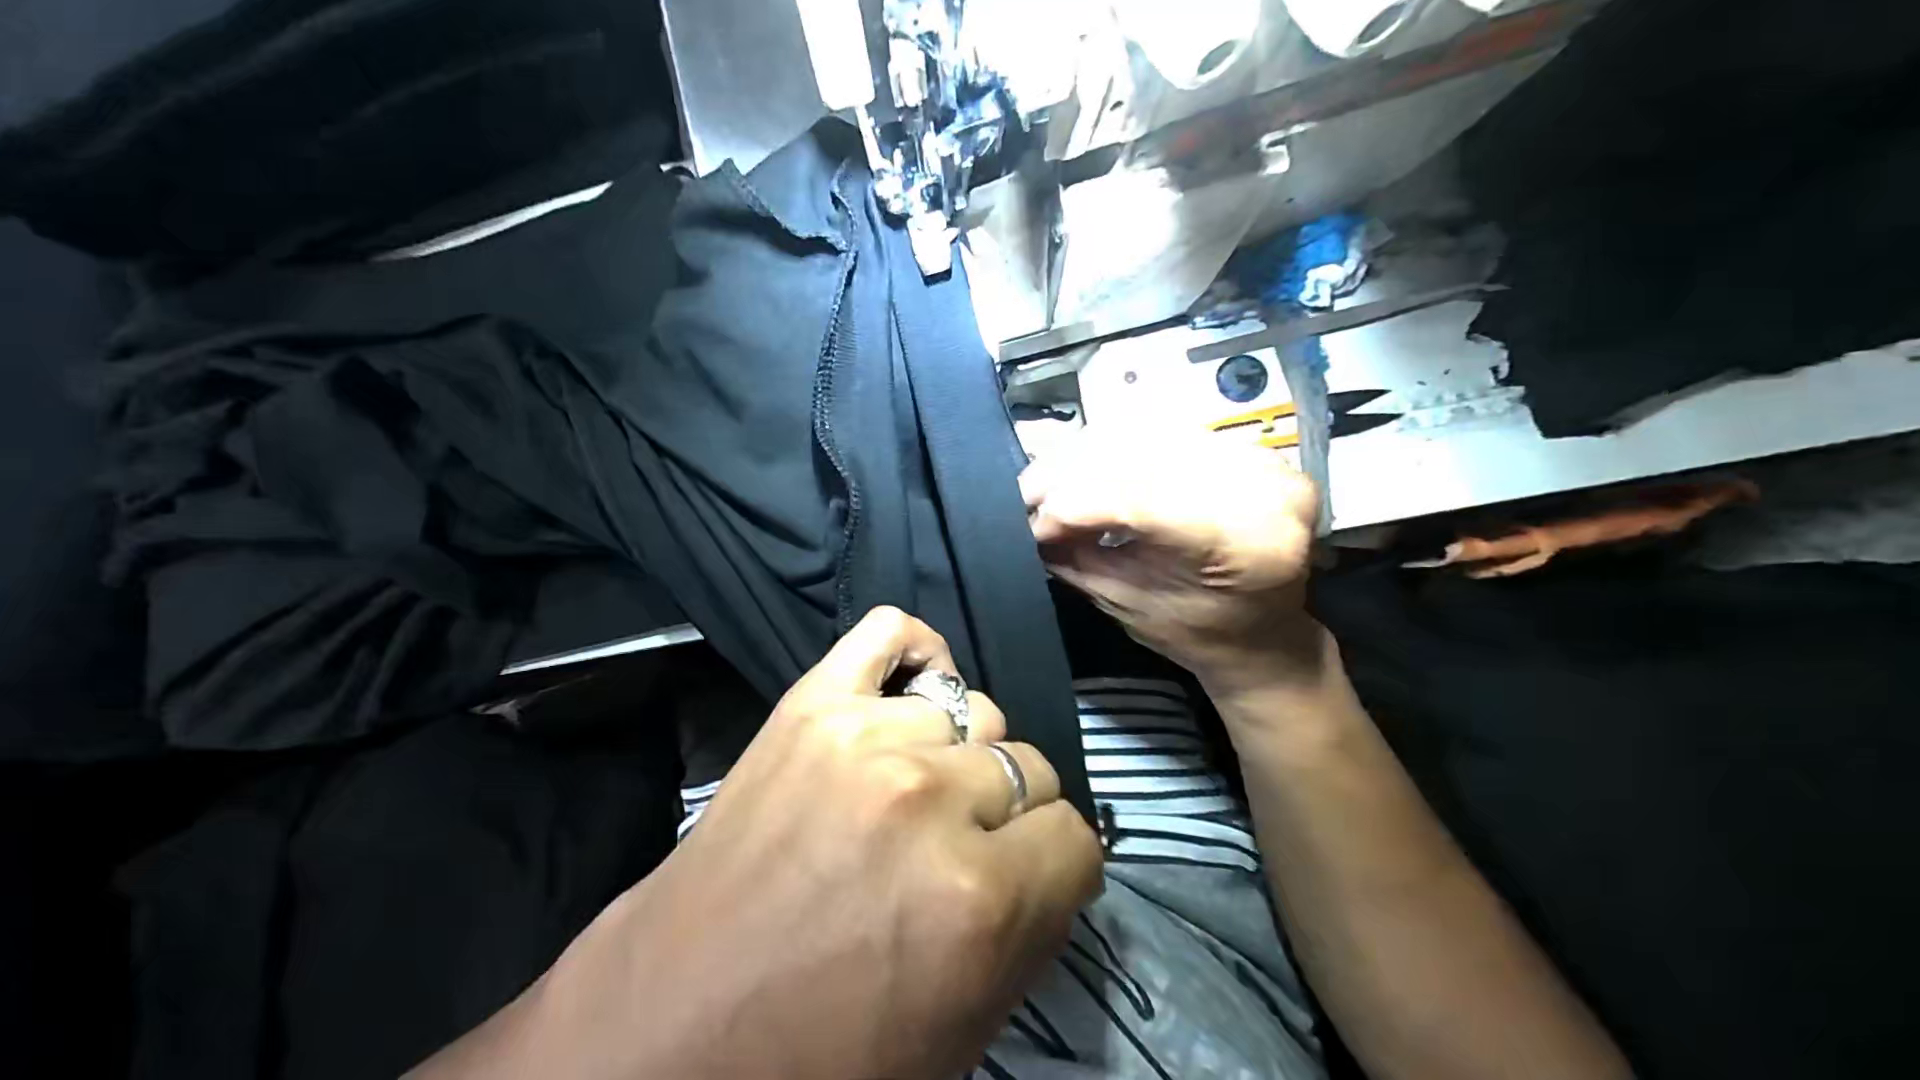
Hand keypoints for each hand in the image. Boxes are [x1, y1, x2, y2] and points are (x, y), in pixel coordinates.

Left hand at [412, 607, 1104, 1079]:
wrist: (668, 1031)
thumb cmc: (824, 1054)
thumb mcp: (966, 1027)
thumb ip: (1032, 925)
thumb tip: (1055, 853)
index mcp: (978, 899)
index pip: (1075, 838)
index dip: (1055, 868)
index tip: (1026, 881)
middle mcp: (929, 801)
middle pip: (1028, 768)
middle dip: (1007, 817)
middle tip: (959, 849)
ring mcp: (865, 740)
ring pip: (972, 716)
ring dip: (955, 760)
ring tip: (910, 798)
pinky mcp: (810, 705)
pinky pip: (889, 632)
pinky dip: (912, 655)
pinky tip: (905, 696)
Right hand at [1021, 428, 1322, 693]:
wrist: (1262, 631)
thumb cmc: (1201, 635)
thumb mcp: (1129, 604)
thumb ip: (1077, 559)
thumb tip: (1025, 522)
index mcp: (1247, 544)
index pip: (1141, 500)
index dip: (1073, 506)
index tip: (1029, 524)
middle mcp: (1262, 486)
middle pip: (1141, 454)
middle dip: (1070, 474)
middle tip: (1027, 498)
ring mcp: (1256, 458)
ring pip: (1145, 433)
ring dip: (1084, 457)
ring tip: (1048, 484)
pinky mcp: (1241, 446)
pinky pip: (1160, 431)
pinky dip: (1111, 449)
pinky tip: (1083, 470)